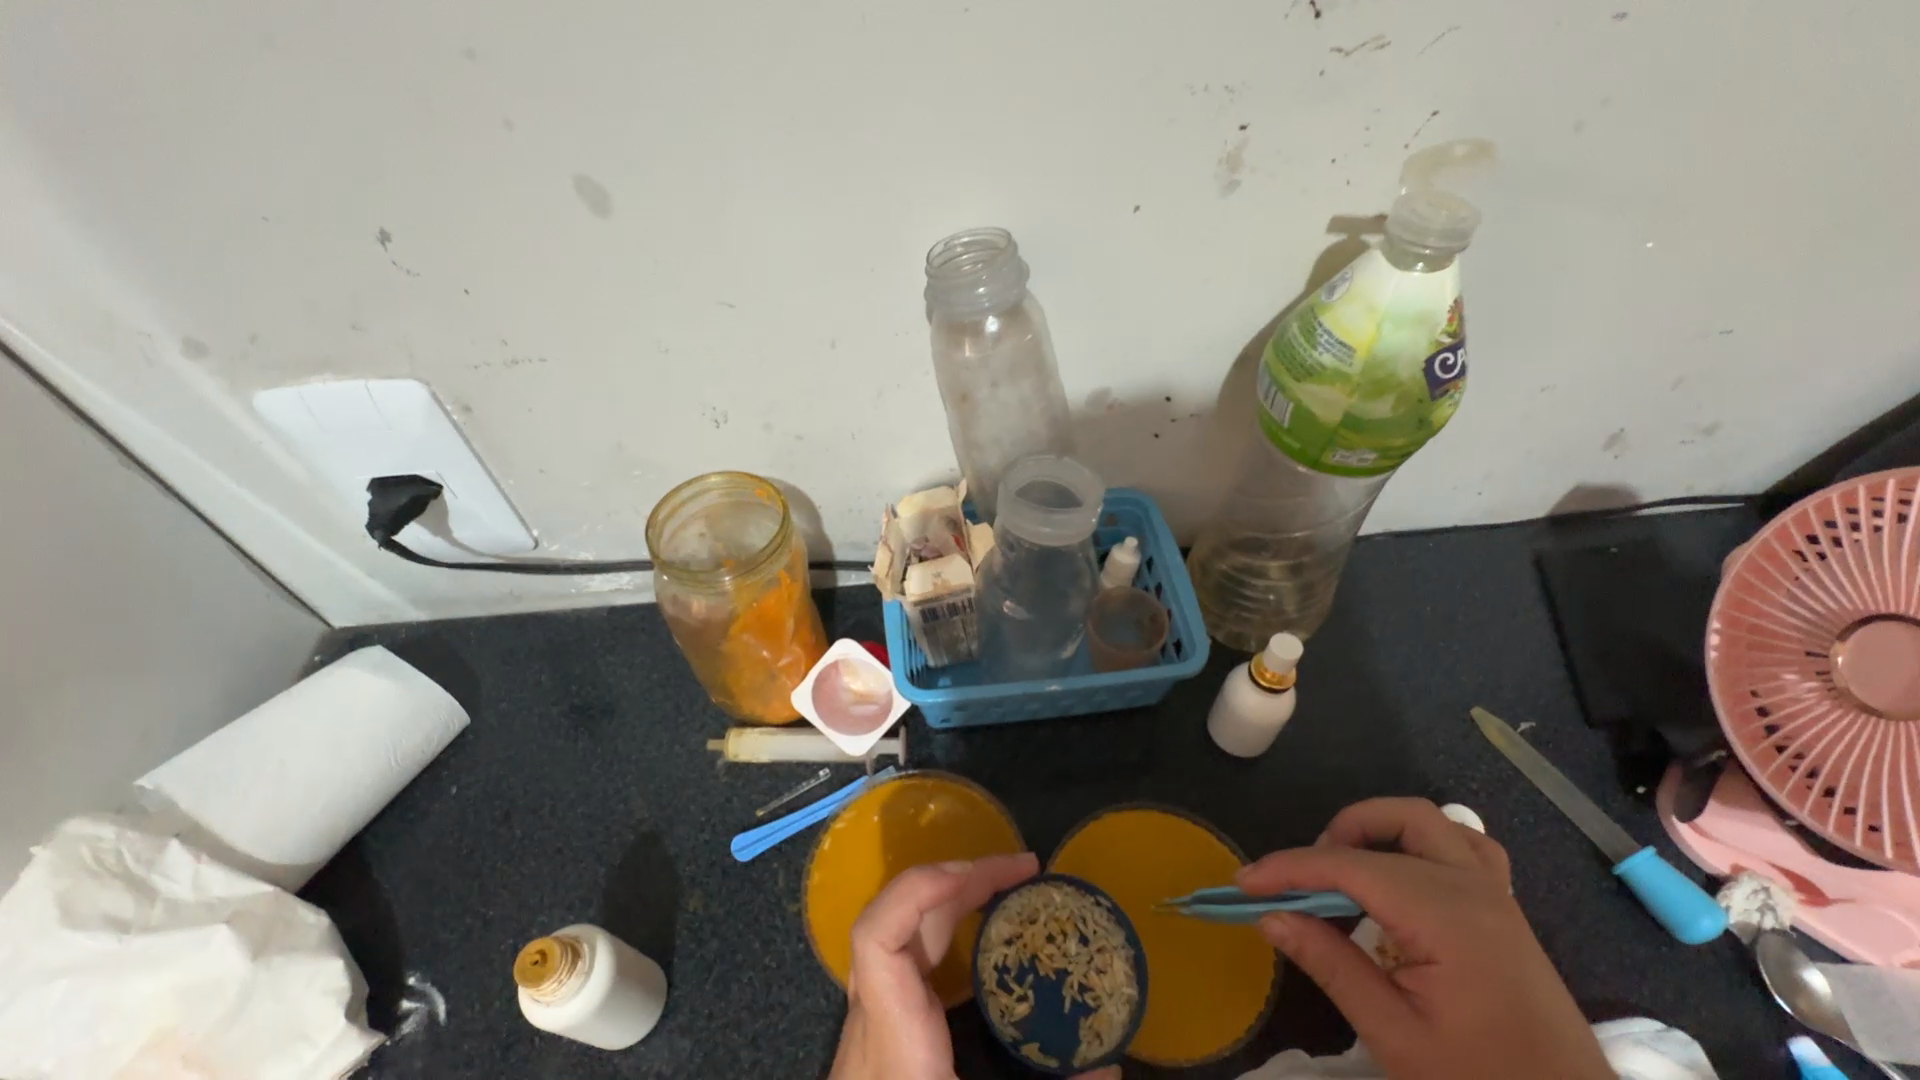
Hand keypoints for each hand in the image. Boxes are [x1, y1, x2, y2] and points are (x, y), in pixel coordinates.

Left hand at [827, 853, 1118, 1079]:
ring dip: (952, 900)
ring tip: (1009, 888)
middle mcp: (874, 1016)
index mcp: (895, 1039)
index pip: (879, 939)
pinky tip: (984, 944)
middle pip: (900, 919)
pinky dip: (945, 934)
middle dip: (962, 881)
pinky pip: (907, 959)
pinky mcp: (880, 1033)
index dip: (920, 891)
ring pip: (902, 933)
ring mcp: (872, 1022)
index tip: (979, 877)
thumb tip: (1110, 1066)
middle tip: (1025, 870)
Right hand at [1238, 798, 1610, 1079]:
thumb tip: (1271, 917)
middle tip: (1302, 883)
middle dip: (1336, 836)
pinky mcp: (1505, 909)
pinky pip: (1462, 846)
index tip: (1244, 883)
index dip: (1289, 868)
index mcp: (1446, 916)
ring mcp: (1495, 894)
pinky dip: (1420, 844)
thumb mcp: (1395, 1036)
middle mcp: (1474, 888)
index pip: (1349, 866)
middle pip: (1394, 821)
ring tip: (1346, 874)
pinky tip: (1401, 878)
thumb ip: (1331, 965)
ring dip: (1379, 831)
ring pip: (1430, 823)